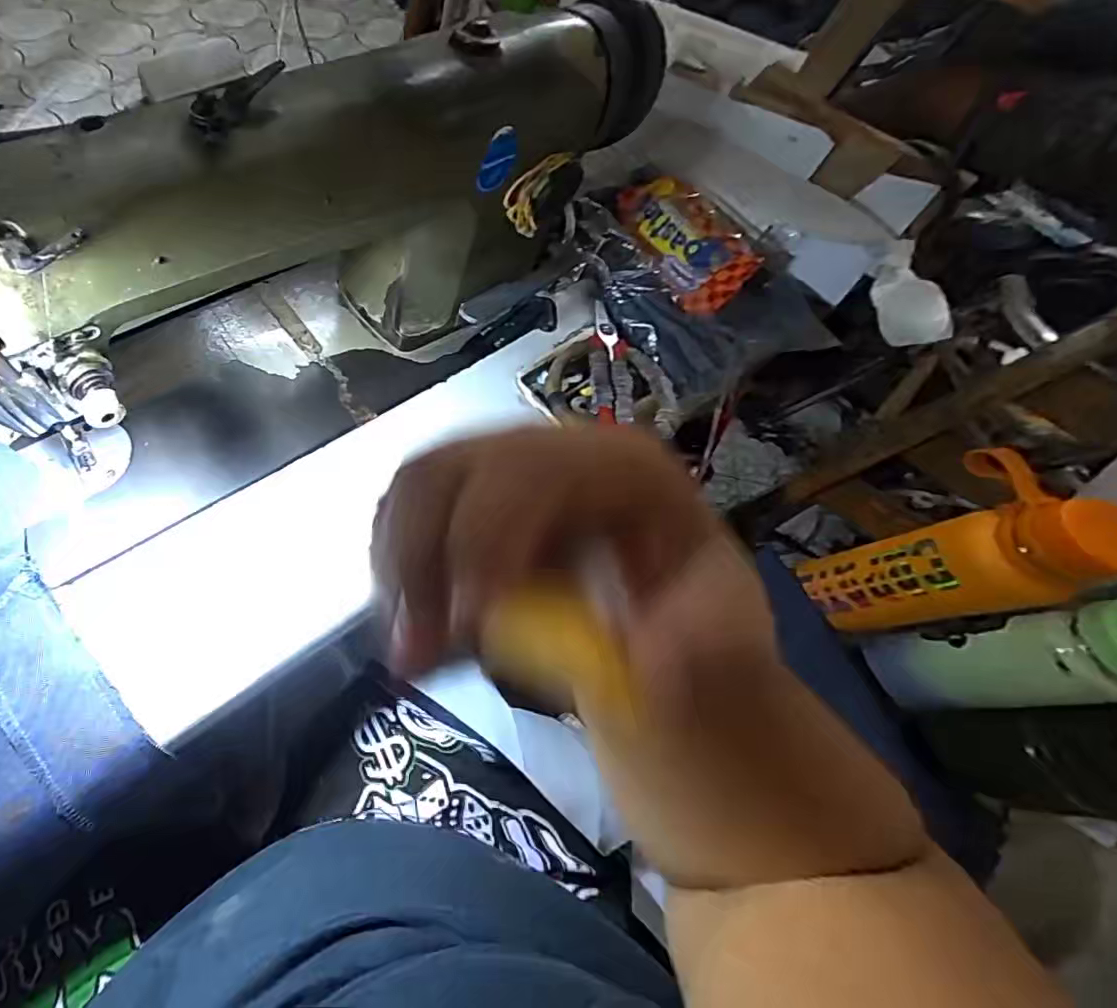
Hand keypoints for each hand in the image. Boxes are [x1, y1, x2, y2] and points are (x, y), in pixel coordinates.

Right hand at [374, 427, 926, 889]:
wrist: (665, 626)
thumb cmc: (697, 621)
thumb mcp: (723, 634)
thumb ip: (695, 644)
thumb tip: (648, 667)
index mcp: (616, 464)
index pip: (524, 474)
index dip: (482, 538)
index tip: (468, 623)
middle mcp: (545, 448)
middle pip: (444, 472)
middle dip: (418, 558)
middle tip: (417, 647)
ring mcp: (496, 471)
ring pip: (410, 493)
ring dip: (396, 571)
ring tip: (410, 648)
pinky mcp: (463, 503)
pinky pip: (402, 518)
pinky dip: (393, 572)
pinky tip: (410, 623)